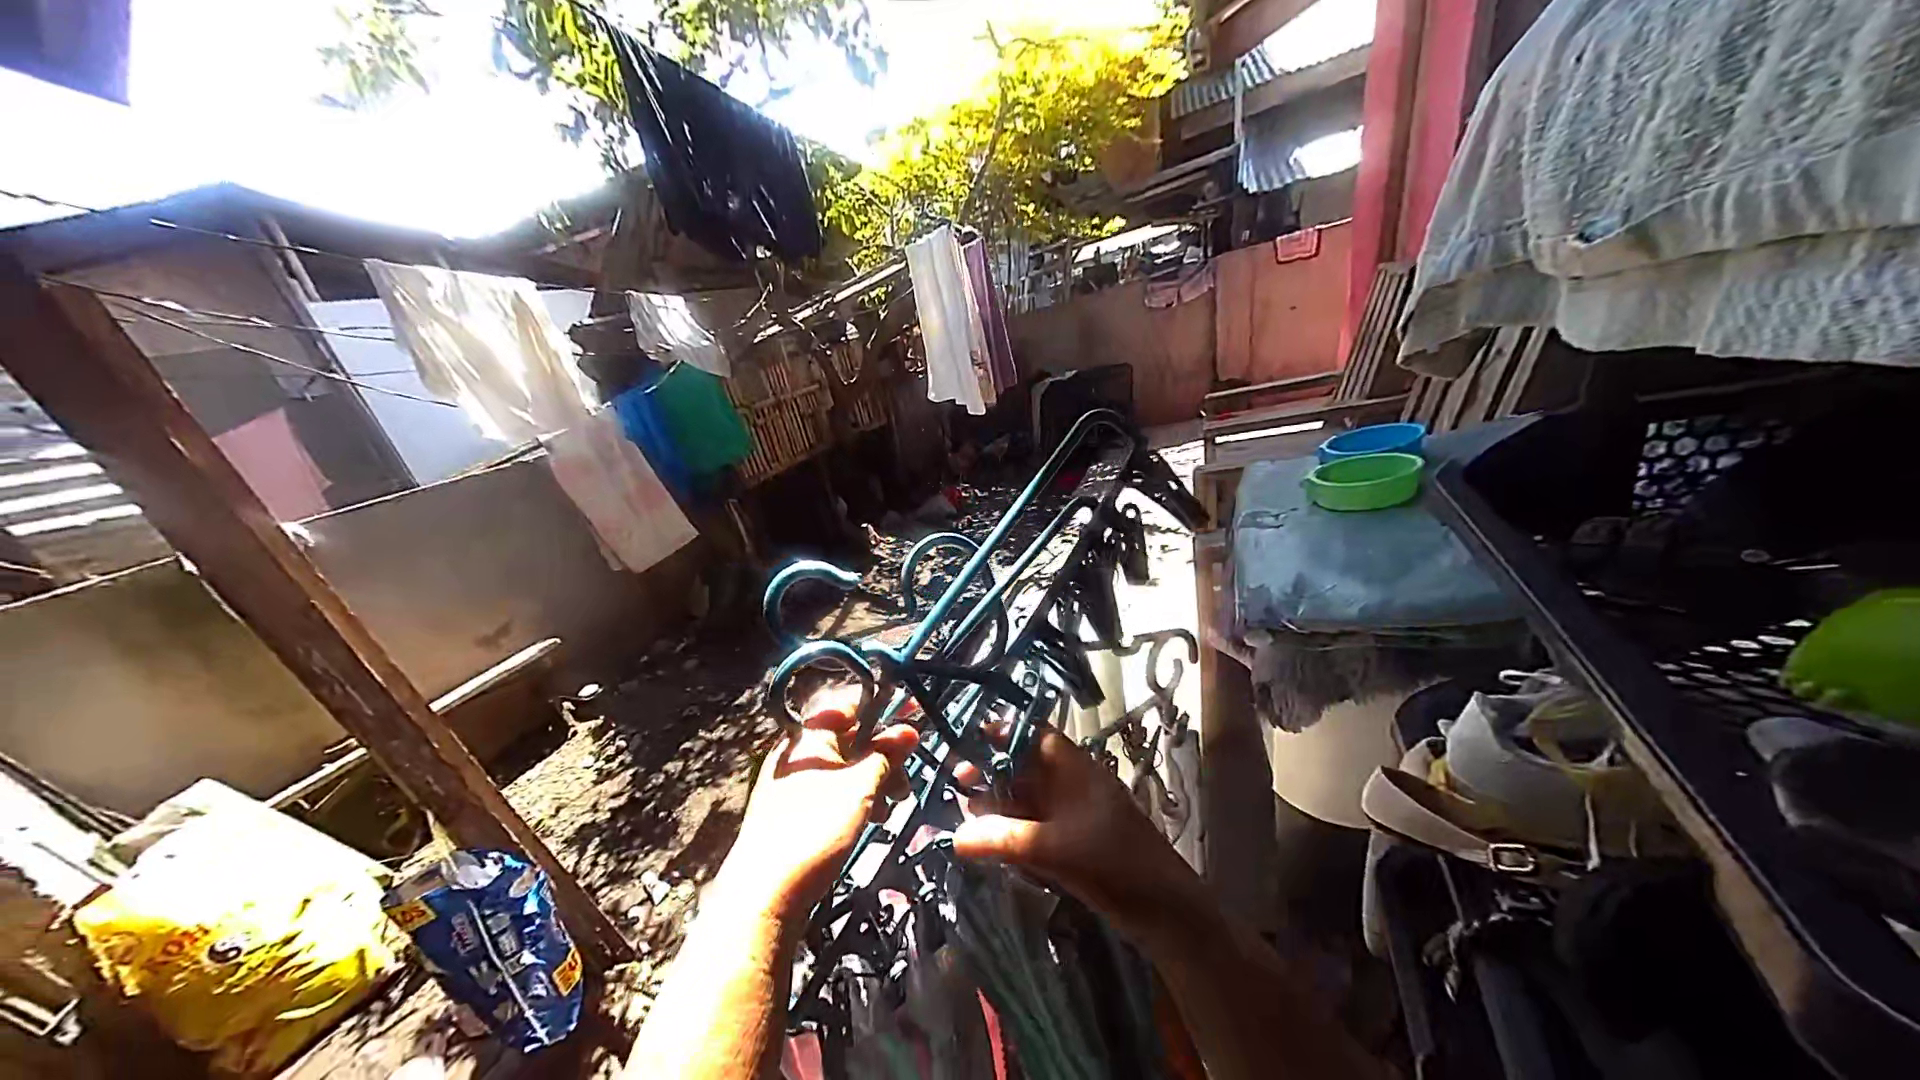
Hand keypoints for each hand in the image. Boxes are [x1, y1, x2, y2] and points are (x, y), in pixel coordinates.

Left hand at [718, 684, 919, 920]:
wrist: (765, 894)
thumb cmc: (814, 830)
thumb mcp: (860, 788)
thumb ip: (885, 756)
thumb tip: (907, 731)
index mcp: (808, 737)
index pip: (849, 705)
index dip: (883, 708)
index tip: (912, 718)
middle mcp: (798, 754)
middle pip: (849, 739)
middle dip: (883, 753)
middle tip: (905, 776)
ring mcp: (794, 784)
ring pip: (844, 768)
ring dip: (874, 779)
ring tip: (892, 804)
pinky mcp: (794, 811)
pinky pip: (834, 791)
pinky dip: (857, 798)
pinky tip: (873, 817)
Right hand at [951, 725, 1208, 944]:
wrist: (1166, 912)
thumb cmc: (1113, 863)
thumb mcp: (1051, 848)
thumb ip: (1001, 839)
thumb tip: (954, 836)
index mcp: (1071, 766)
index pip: (1029, 733)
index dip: (996, 734)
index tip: (962, 744)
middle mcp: (1068, 782)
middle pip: (1020, 765)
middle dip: (989, 774)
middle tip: (955, 784)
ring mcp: (1069, 812)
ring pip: (1024, 798)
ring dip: (996, 805)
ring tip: (964, 816)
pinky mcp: (1069, 840)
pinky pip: (1031, 825)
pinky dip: (1010, 829)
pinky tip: (987, 842)